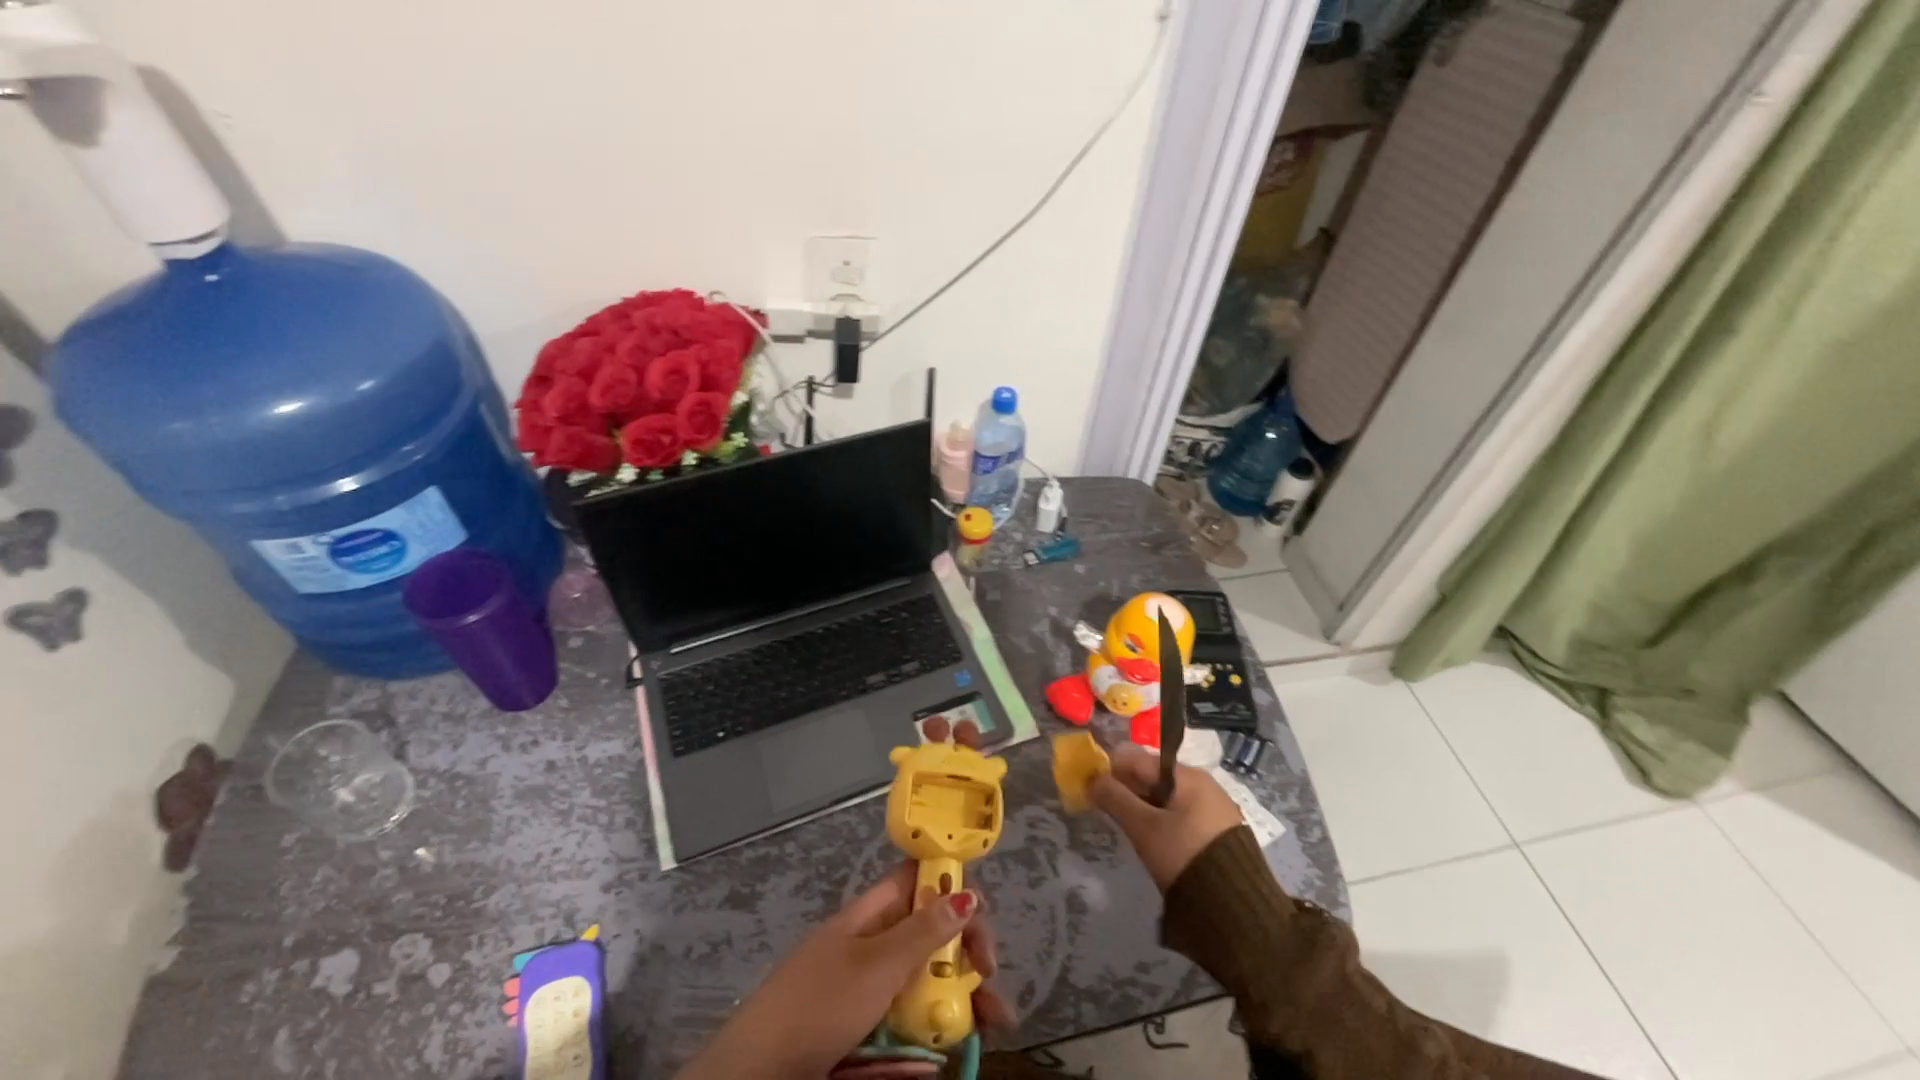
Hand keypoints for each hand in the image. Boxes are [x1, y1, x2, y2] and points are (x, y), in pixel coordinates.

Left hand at [679, 866, 1010, 1079]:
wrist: (758, 1073)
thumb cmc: (818, 1005)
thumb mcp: (876, 965)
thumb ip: (924, 933)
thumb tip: (967, 894)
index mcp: (868, 919)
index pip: (916, 885)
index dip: (950, 892)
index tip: (979, 921)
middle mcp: (869, 950)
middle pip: (929, 943)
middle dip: (966, 964)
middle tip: (992, 989)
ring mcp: (864, 996)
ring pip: (922, 992)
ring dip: (956, 1008)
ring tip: (989, 1029)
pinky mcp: (860, 1038)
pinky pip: (902, 1033)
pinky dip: (922, 1046)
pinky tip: (935, 1064)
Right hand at [1090, 743, 1243, 891]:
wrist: (1233, 905)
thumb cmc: (1182, 854)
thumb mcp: (1143, 827)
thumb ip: (1115, 799)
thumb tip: (1093, 779)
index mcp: (1187, 775)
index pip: (1139, 759)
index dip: (1112, 770)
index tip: (1092, 787)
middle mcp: (1204, 784)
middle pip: (1154, 776)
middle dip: (1128, 789)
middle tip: (1107, 809)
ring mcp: (1215, 807)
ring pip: (1167, 796)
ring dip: (1144, 805)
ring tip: (1128, 825)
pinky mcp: (1220, 830)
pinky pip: (1182, 813)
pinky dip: (1163, 819)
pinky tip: (1154, 837)